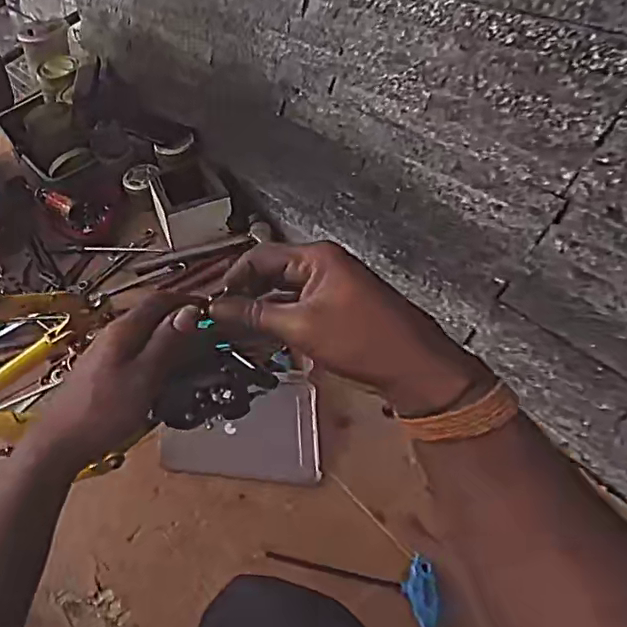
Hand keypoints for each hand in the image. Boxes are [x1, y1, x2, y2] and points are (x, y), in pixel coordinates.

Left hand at [17, 293, 205, 470]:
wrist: (62, 442)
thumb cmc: (101, 413)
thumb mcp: (143, 377)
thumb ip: (166, 343)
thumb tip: (190, 311)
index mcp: (122, 331)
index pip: (159, 299)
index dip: (188, 300)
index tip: (213, 310)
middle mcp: (111, 337)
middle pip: (151, 317)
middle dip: (181, 322)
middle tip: (208, 336)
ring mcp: (104, 355)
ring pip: (143, 337)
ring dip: (169, 341)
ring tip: (193, 357)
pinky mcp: (101, 374)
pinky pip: (134, 356)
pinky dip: (155, 359)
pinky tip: (164, 377)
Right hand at [206, 242, 492, 415]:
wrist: (413, 369)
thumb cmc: (369, 342)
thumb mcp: (299, 327)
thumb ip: (253, 314)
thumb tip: (220, 308)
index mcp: (317, 258)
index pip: (257, 257)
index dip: (231, 279)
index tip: (214, 301)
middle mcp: (322, 266)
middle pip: (266, 273)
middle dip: (242, 295)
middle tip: (220, 317)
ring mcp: (328, 287)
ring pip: (278, 292)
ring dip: (256, 310)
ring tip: (235, 330)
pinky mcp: (331, 308)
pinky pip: (292, 307)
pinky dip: (274, 319)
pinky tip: (260, 336)